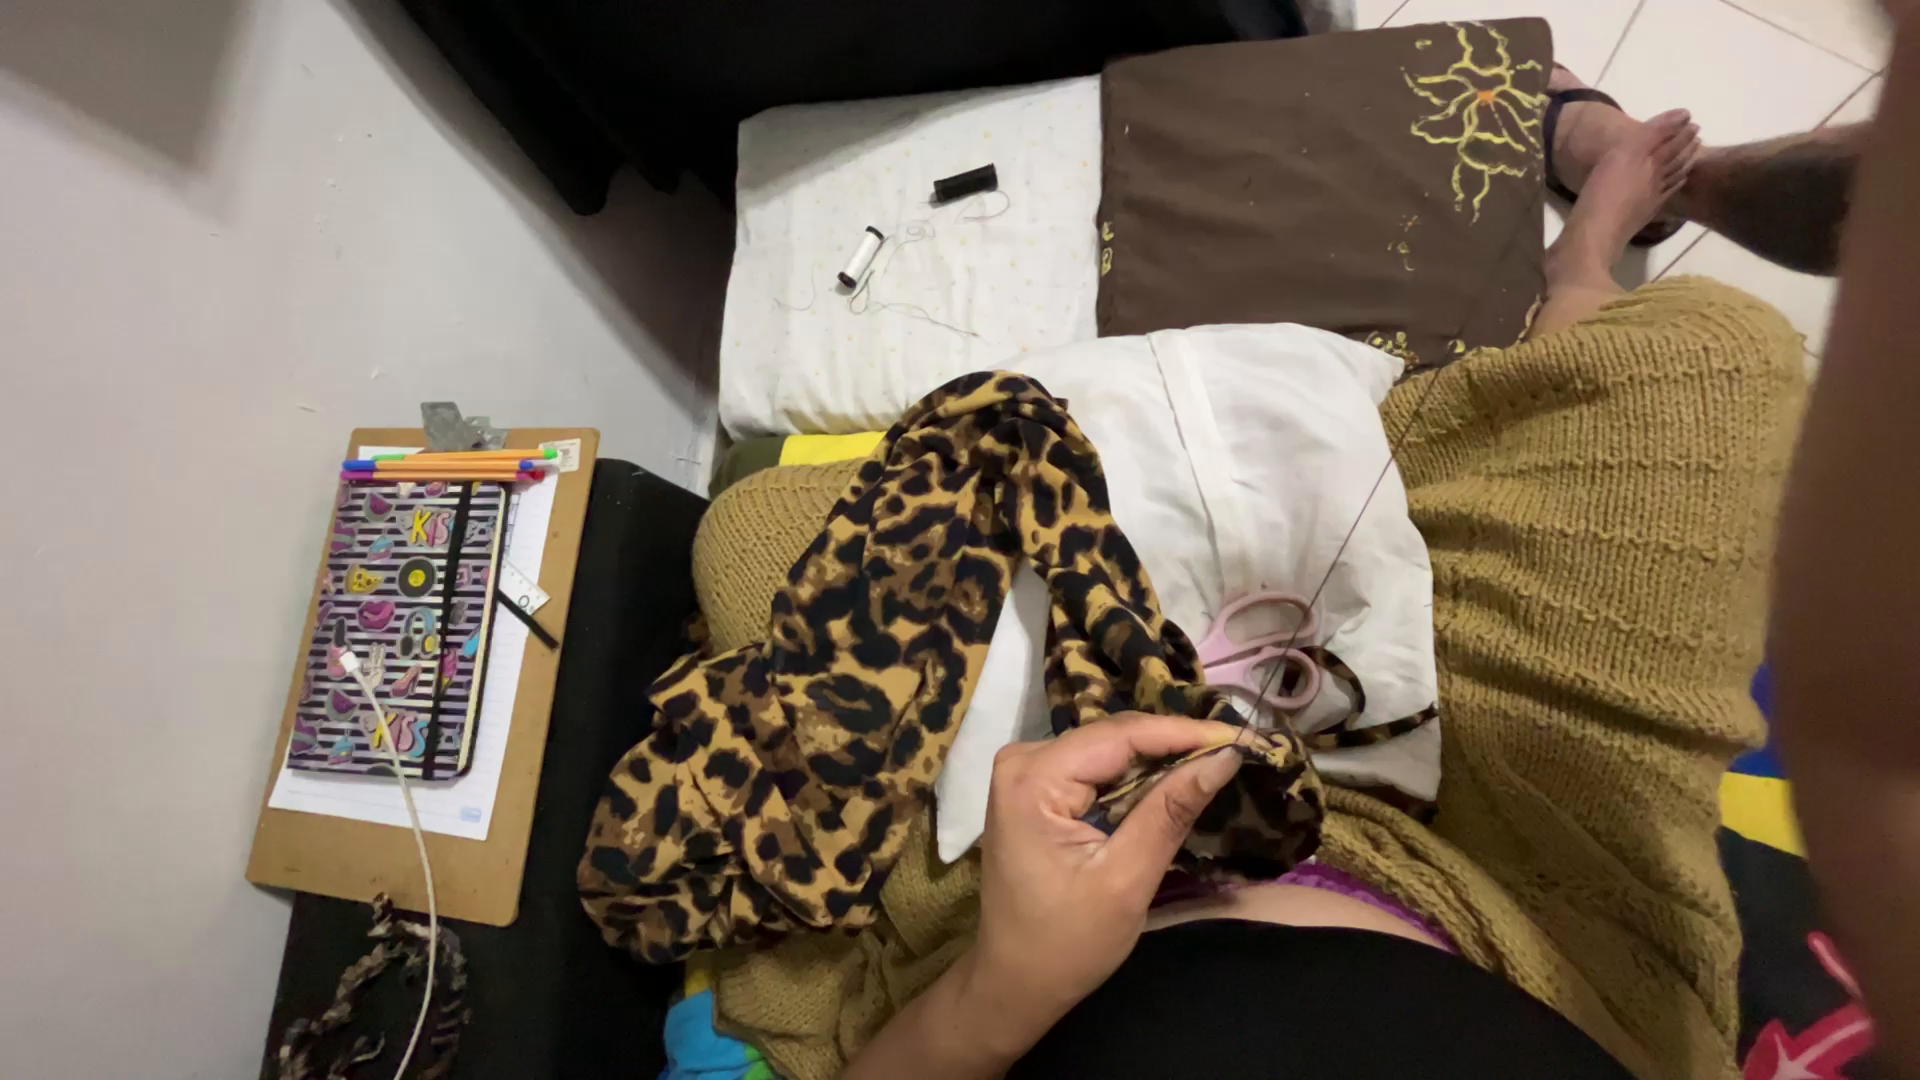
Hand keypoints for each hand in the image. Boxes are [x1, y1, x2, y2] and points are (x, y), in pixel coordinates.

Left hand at [960, 713, 1244, 1041]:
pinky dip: (1130, 776)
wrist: (1014, 980)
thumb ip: (1170, 811)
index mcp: (1034, 777)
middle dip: (1171, 744)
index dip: (1181, 733)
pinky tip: (1168, 781)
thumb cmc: (1067, 942)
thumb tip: (1223, 758)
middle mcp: (1022, 759)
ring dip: (1155, 759)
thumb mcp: (1126, 879)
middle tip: (1233, 751)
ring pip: (1104, 749)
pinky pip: (1090, 767)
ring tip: (1211, 761)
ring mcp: (1023, 770)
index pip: (1119, 735)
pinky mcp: (1032, 786)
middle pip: (1110, 737)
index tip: (1239, 736)